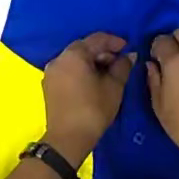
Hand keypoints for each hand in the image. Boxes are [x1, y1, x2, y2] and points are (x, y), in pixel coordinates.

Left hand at [42, 33, 134, 160]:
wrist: (68, 139)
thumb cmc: (93, 110)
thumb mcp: (114, 87)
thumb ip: (122, 67)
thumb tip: (129, 56)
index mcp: (73, 55)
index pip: (97, 39)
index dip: (115, 42)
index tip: (128, 48)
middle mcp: (58, 59)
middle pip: (84, 48)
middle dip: (103, 53)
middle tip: (120, 63)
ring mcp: (51, 72)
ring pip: (75, 59)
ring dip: (92, 62)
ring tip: (108, 74)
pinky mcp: (49, 85)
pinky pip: (68, 70)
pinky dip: (81, 71)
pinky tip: (93, 82)